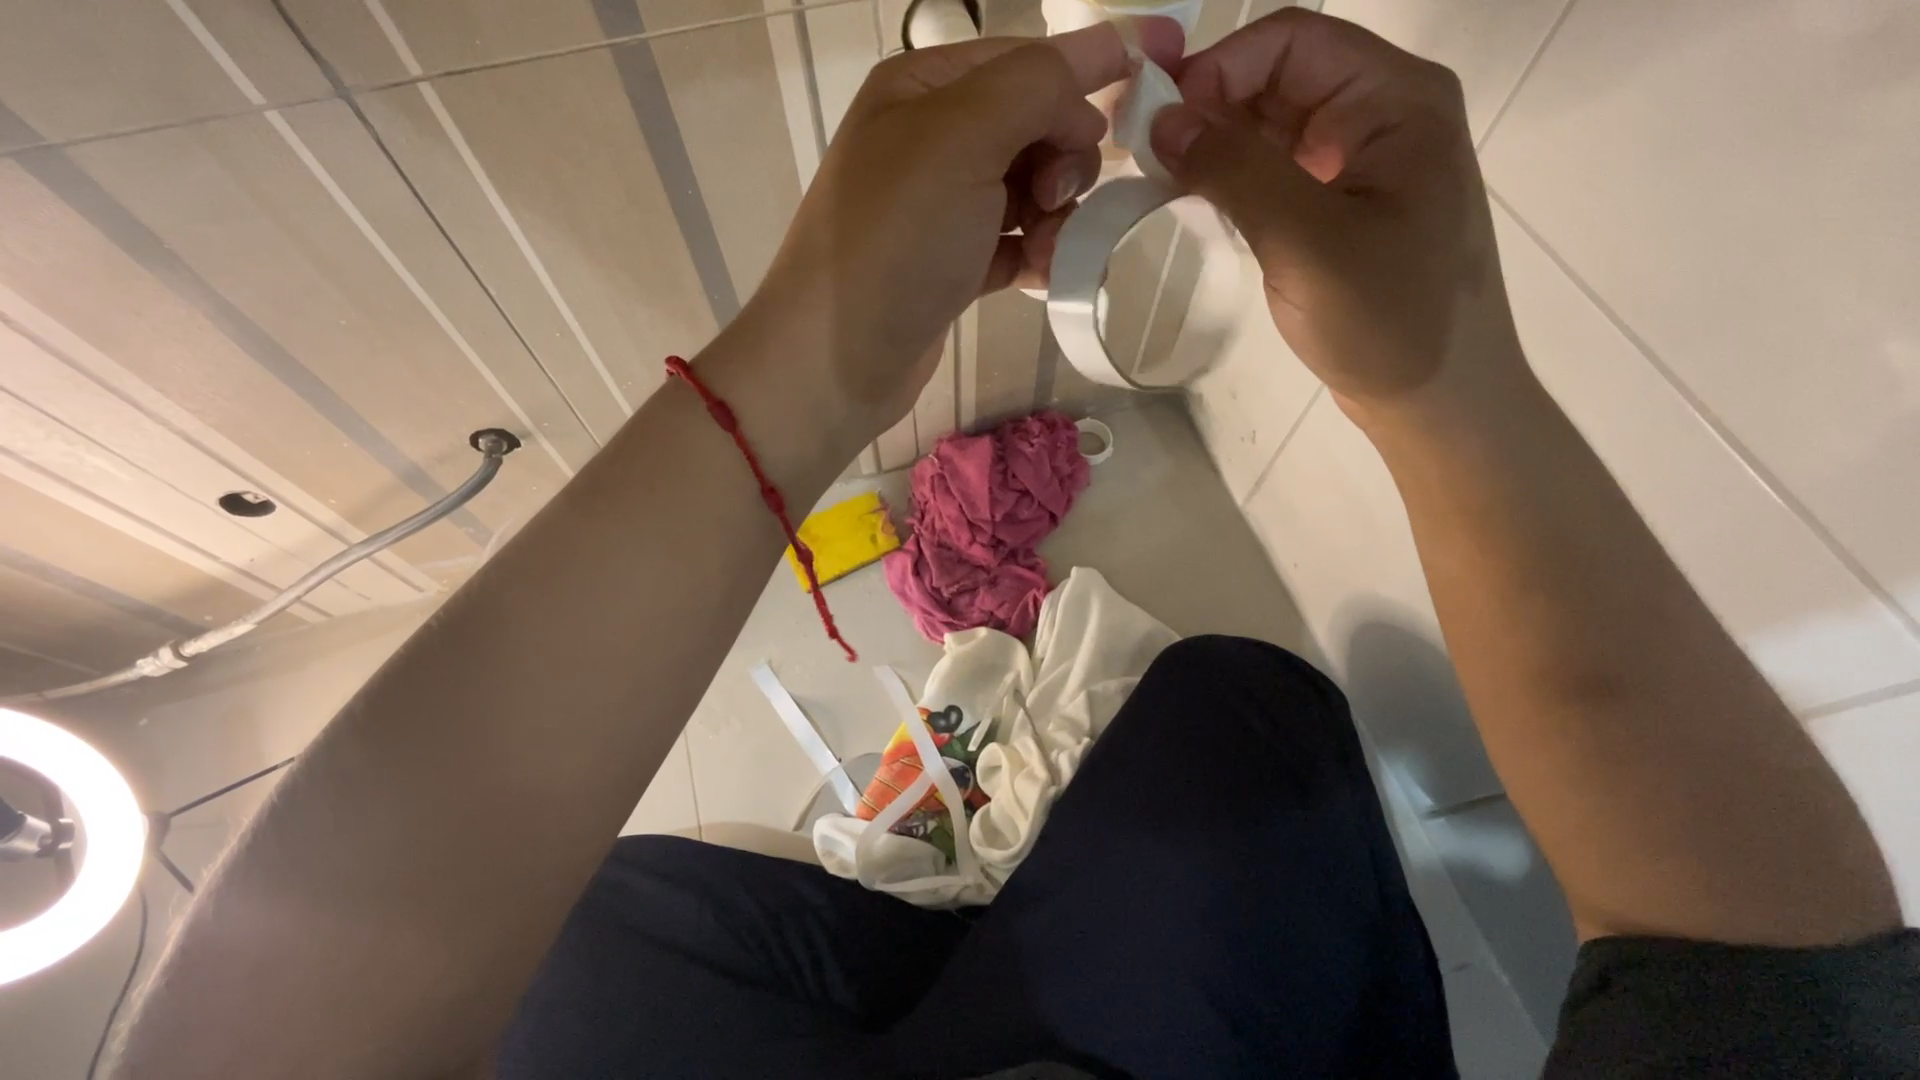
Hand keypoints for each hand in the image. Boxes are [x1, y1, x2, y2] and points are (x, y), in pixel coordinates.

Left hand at [745, 18, 1183, 443]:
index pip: (1025, 59)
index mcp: (922, 88)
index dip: (1091, 66)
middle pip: (1033, 124)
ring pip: (1030, 187)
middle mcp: (929, 139)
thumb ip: (1036, 87)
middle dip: (1064, 155)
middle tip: (1058, 195)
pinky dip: (1036, 252)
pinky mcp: (950, 265)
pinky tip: (1043, 273)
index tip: (1161, 74)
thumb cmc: (895, 241)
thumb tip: (1096, 80)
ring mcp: (939, 207)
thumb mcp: (962, 139)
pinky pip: (1015, 241)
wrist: (835, 359)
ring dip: (1055, 212)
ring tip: (1047, 247)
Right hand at [1149, 9, 1528, 427]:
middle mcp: (1380, 116)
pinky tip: (1192, 201)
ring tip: (1157, 176)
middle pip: (1279, 77)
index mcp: (1395, 100)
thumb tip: (1163, 122)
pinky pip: (1276, 171)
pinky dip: (1231, 179)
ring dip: (1214, 143)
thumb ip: (1235, 172)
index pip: (1292, 42)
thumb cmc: (1389, 320)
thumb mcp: (1307, 242)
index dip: (1218, 66)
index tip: (1156, 120)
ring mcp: (1360, 165)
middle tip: (1141, 149)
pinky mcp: (1340, 209)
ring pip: (1271, 126)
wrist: (1439, 400)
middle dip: (1208, 103)